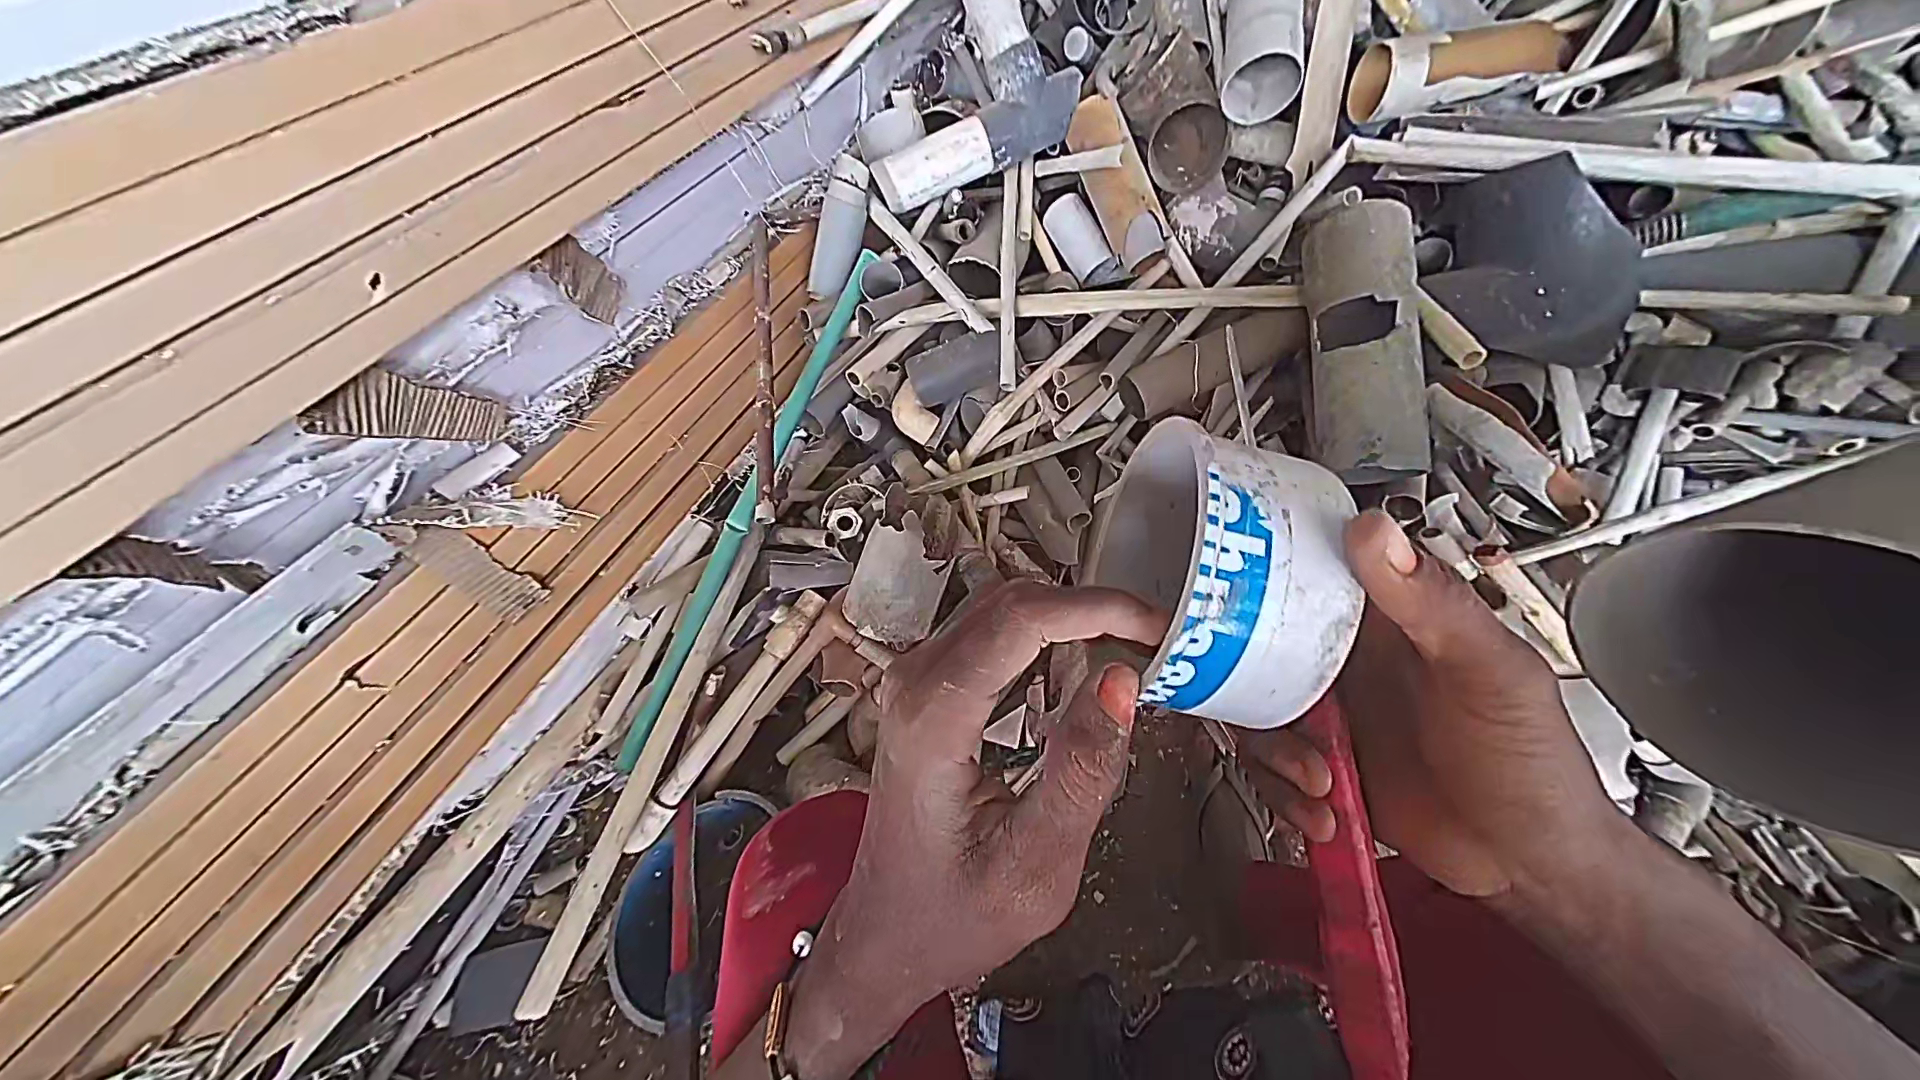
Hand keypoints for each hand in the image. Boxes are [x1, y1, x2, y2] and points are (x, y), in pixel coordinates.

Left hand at [785, 582, 1165, 1079]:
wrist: (888, 928)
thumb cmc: (952, 913)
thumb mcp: (1034, 866)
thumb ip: (1082, 772)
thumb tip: (1121, 683)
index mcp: (933, 717)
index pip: (1019, 621)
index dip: (1096, 608)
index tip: (1154, 626)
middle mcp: (915, 682)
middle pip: (1012, 602)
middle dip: (1092, 609)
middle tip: (1154, 641)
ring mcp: (916, 678)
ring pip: (1003, 608)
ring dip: (1072, 619)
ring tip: (1129, 652)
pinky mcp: (929, 686)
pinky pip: (993, 633)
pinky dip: (1048, 636)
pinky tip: (1082, 666)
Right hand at [1238, 510, 1621, 899]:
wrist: (1527, 864)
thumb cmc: (1527, 762)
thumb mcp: (1488, 673)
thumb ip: (1432, 603)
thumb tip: (1372, 529)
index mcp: (1375, 623)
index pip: (1300, 577)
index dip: (1255, 573)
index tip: (1222, 585)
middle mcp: (1337, 663)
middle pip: (1252, 645)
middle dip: (1235, 677)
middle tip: (1245, 700)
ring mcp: (1320, 714)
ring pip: (1249, 710)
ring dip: (1272, 751)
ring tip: (1319, 779)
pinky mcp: (1311, 762)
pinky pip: (1263, 764)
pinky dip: (1282, 791)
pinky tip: (1324, 808)